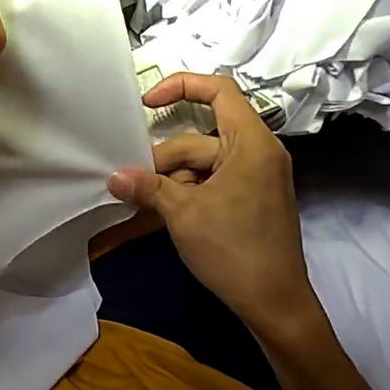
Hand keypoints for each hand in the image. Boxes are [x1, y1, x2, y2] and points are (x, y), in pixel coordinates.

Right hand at [106, 73, 319, 331]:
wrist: (274, 303)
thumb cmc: (234, 250)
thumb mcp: (184, 214)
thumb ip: (149, 188)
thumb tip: (114, 177)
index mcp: (251, 143)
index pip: (219, 91)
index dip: (181, 86)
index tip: (147, 102)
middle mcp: (258, 153)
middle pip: (201, 137)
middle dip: (165, 159)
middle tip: (133, 183)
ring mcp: (256, 178)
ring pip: (204, 164)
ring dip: (173, 180)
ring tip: (144, 202)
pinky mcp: (251, 199)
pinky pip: (214, 182)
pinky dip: (188, 192)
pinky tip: (163, 211)